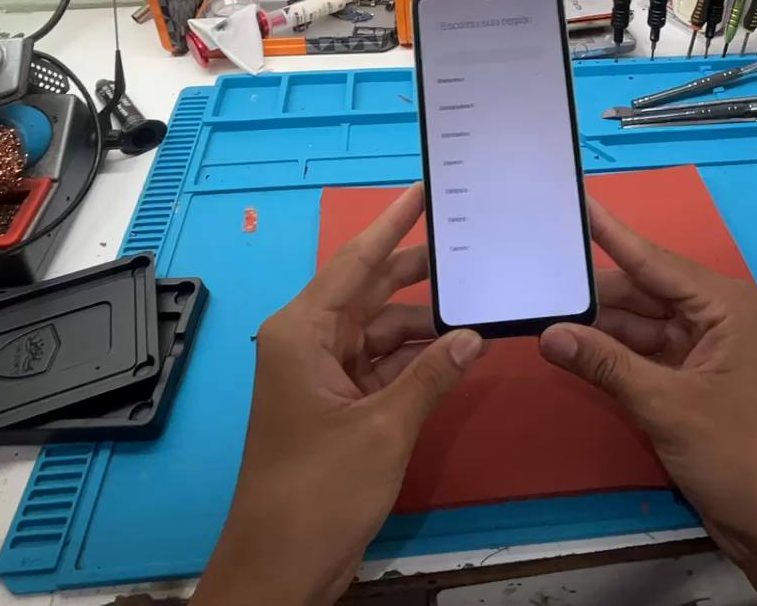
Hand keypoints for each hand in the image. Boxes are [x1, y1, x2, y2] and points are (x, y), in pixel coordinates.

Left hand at [191, 183, 482, 605]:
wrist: (280, 569)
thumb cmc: (318, 491)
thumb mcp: (384, 428)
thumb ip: (432, 374)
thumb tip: (473, 336)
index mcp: (304, 330)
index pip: (357, 260)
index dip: (393, 223)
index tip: (423, 190)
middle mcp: (310, 339)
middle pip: (371, 288)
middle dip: (418, 268)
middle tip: (467, 239)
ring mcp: (323, 370)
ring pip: (381, 326)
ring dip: (424, 321)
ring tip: (476, 299)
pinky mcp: (338, 398)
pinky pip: (382, 360)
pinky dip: (416, 355)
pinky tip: (454, 347)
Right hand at [538, 200, 756, 605]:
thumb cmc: (740, 456)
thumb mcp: (665, 405)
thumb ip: (604, 364)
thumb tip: (549, 334)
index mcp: (722, 304)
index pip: (651, 258)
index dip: (609, 231)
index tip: (577, 200)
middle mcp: (714, 316)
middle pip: (642, 292)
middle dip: (594, 293)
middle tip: (538, 278)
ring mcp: (704, 349)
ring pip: (640, 324)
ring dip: (599, 327)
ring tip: (544, 312)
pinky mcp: (694, 380)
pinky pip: (646, 353)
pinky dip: (613, 355)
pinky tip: (575, 348)